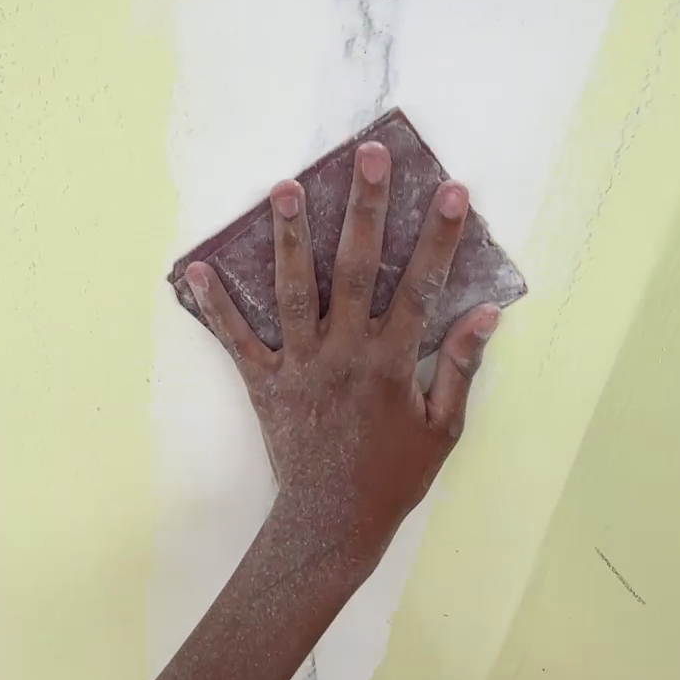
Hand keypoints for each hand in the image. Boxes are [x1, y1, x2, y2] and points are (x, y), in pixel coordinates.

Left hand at [184, 140, 500, 573]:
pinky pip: (237, 341)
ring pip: (294, 291)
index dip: (440, 238)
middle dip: (365, 209)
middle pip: (356, 270)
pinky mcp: (265, 383)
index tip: (453, 190)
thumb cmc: (393, 477)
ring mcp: (300, 364)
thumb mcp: (443, 429)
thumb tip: (484, 315)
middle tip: (367, 156)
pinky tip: (194, 270)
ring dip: (290, 238)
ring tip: (284, 186)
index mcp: (391, 362)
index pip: (421, 287)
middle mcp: (344, 352)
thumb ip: (460, 369)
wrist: (332, 523)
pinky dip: (215, 307)